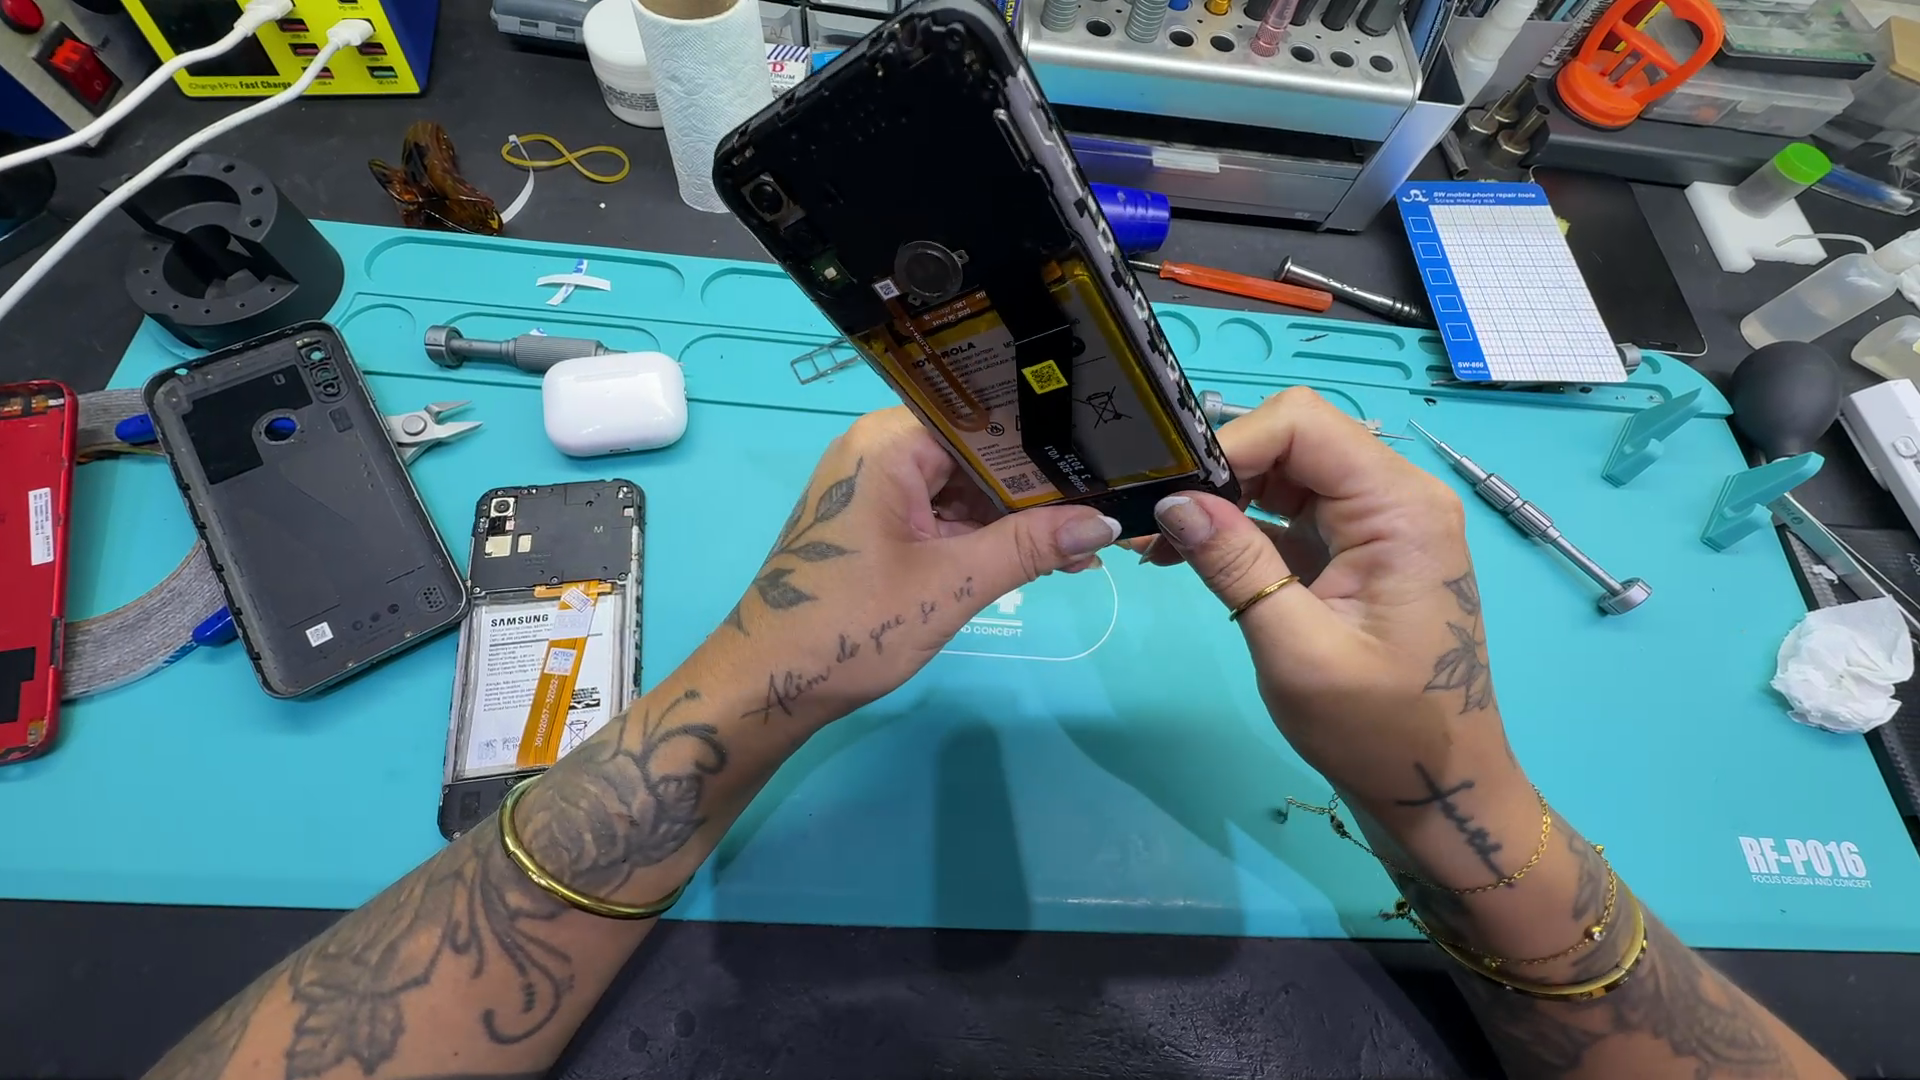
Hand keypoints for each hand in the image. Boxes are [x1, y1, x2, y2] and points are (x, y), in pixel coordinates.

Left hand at [713, 407, 1121, 726]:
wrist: (770, 685)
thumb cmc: (851, 627)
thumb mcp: (950, 585)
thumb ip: (1029, 547)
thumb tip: (1106, 522)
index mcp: (889, 444)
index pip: (983, 419)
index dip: (1045, 438)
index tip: (1104, 455)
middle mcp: (879, 452)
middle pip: (976, 453)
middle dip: (1037, 486)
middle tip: (1107, 502)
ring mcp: (876, 489)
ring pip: (963, 488)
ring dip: (1015, 518)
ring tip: (1086, 538)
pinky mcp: (877, 523)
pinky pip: (943, 515)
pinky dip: (983, 537)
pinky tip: (1039, 555)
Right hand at [1143, 388, 1514, 807]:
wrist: (1434, 785)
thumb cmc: (1376, 728)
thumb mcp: (1295, 648)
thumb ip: (1235, 565)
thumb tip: (1172, 502)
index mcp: (1398, 507)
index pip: (1302, 424)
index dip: (1230, 445)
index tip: (1172, 495)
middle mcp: (1392, 496)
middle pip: (1289, 439)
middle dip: (1217, 472)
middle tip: (1155, 523)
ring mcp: (1373, 521)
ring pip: (1280, 470)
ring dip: (1219, 499)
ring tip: (1160, 544)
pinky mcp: (1352, 546)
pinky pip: (1285, 510)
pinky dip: (1235, 525)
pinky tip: (1189, 555)